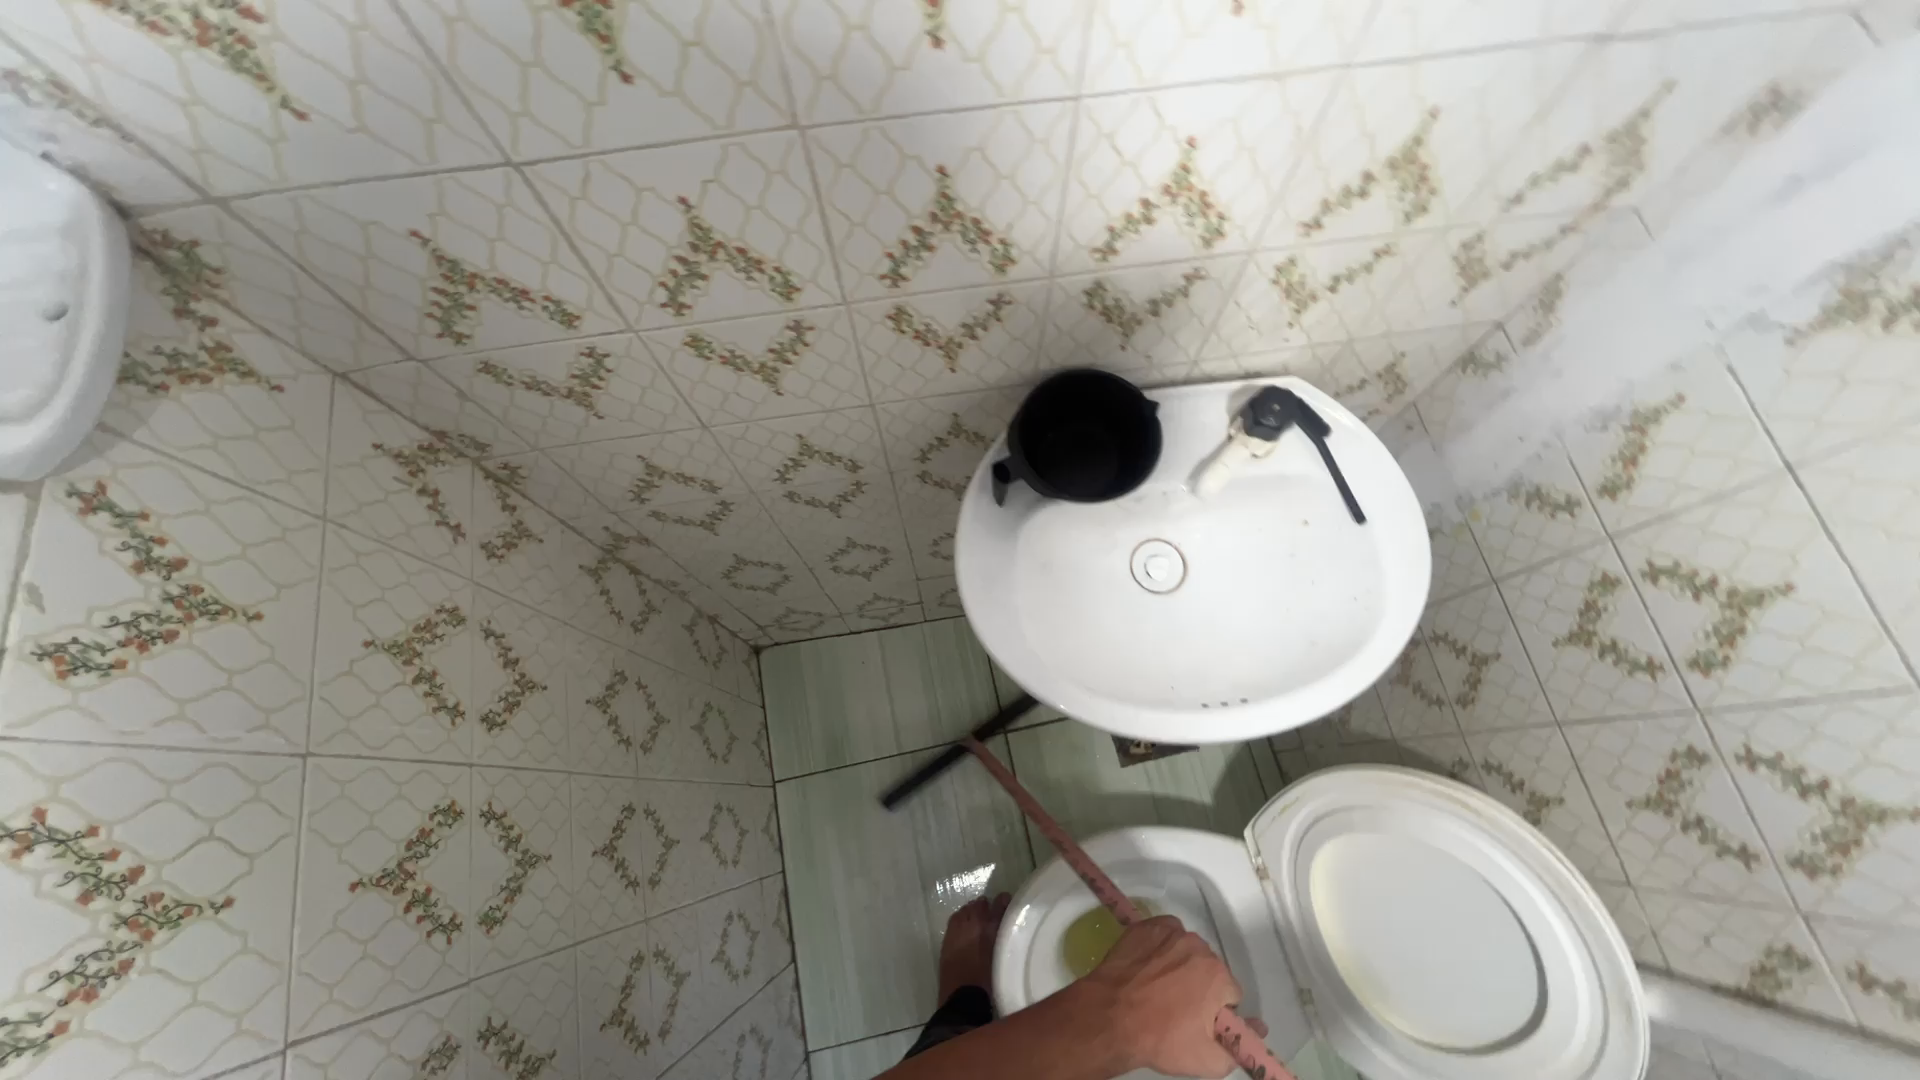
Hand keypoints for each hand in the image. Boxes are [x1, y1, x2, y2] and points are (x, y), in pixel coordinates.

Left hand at [1079, 916, 1244, 1078]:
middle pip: (1209, 968)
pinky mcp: (1145, 925)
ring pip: (1186, 950)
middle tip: (1177, 1006)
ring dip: (1180, 964)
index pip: (1230, 994)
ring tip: (1158, 987)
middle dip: (1200, 985)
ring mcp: (1169, 932)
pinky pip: (1164, 934)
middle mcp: (1198, 946)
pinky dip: (1161, 946)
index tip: (1198, 1020)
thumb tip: (1259, 1027)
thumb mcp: (1208, 1060)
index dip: (1216, 1010)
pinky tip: (1148, 965)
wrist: (1111, 1016)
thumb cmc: (1161, 1038)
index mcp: (1218, 975)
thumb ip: (1240, 1045)